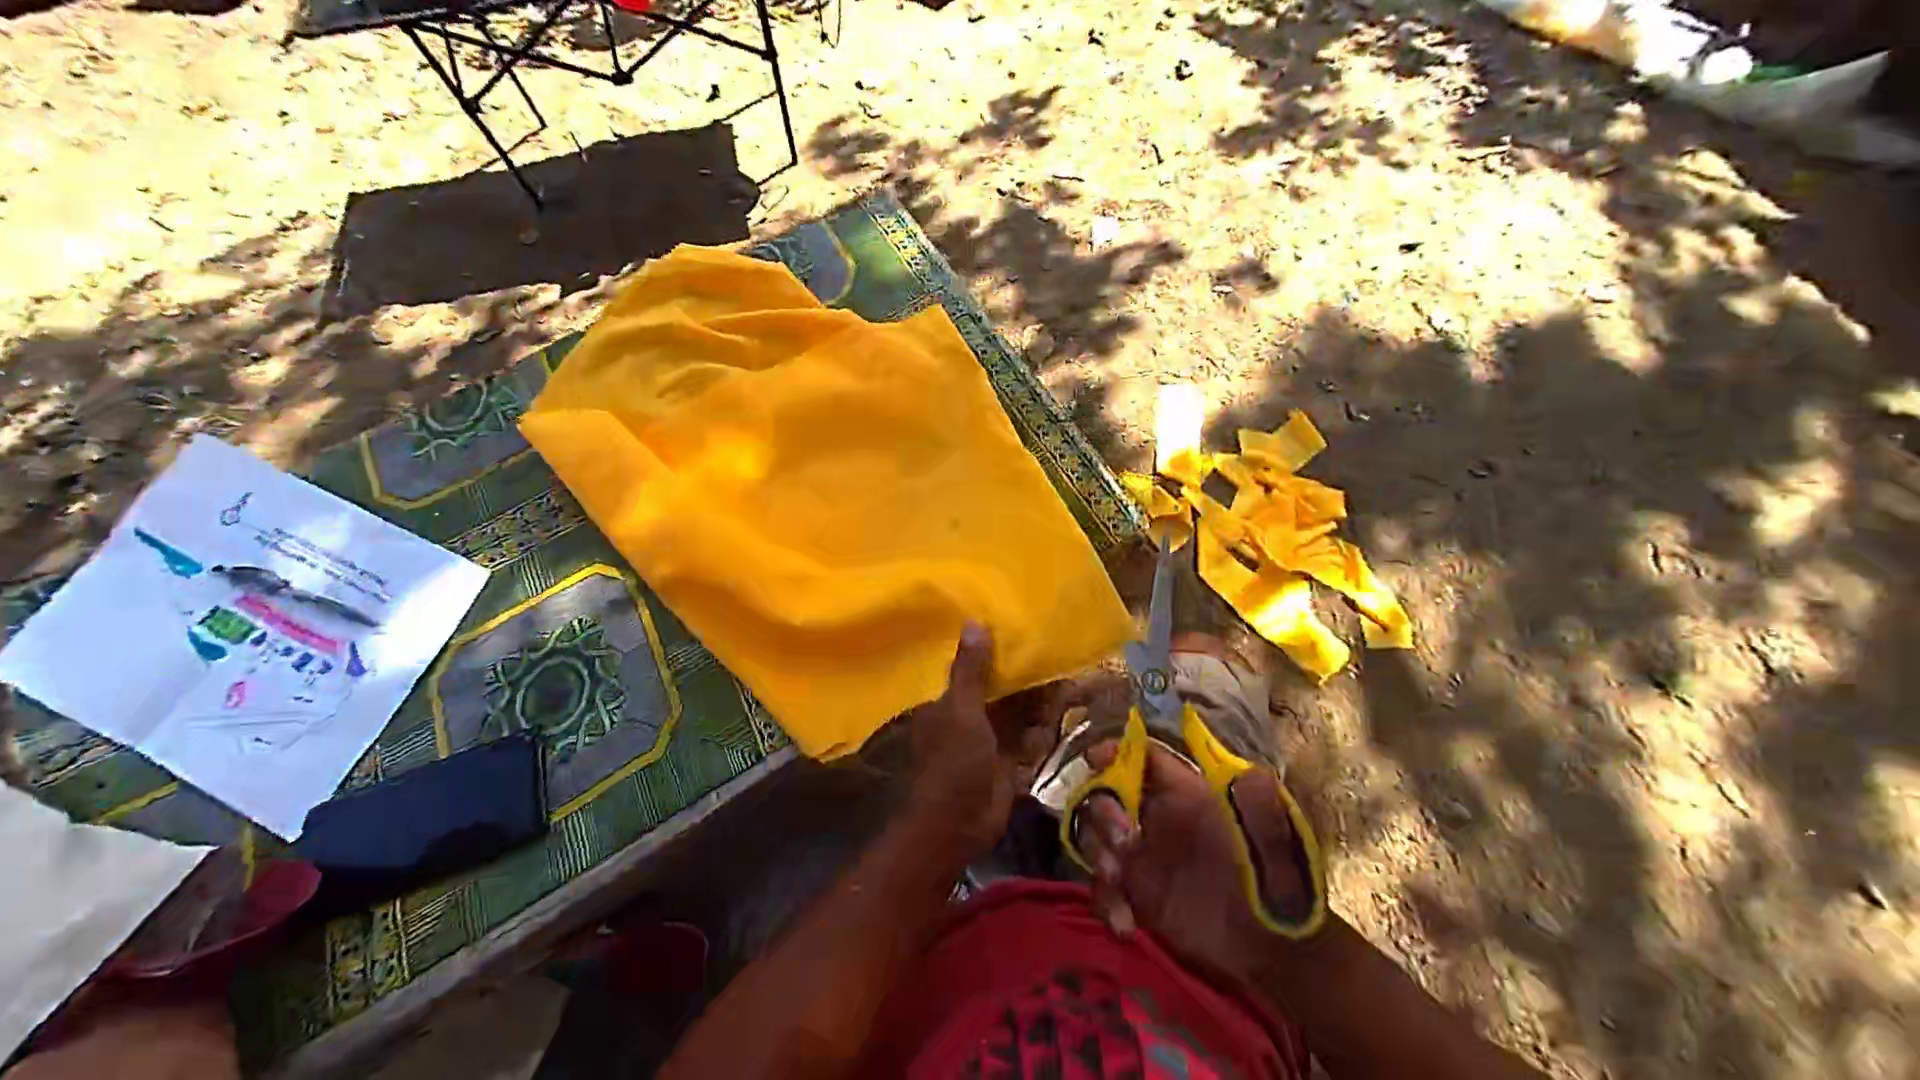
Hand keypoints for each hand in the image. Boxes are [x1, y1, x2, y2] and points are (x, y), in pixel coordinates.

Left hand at [904, 622, 1055, 859]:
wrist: (957, 825)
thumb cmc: (953, 761)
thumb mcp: (961, 710)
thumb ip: (970, 670)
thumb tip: (973, 621)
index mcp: (951, 702)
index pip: (976, 669)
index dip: (999, 654)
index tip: (1024, 634)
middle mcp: (971, 718)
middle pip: (1005, 693)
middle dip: (1031, 681)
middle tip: (1061, 659)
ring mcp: (991, 743)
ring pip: (1021, 716)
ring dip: (1043, 706)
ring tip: (1073, 683)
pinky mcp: (1009, 765)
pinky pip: (1030, 743)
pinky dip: (1044, 733)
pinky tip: (1066, 719)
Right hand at [1076, 740, 1312, 982]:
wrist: (1276, 953)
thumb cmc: (1279, 887)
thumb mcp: (1279, 846)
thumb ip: (1265, 812)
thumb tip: (1254, 775)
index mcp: (1186, 794)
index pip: (1144, 758)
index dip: (1117, 752)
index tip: (1096, 760)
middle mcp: (1157, 817)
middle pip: (1108, 793)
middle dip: (1103, 812)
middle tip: (1122, 842)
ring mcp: (1142, 855)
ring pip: (1095, 836)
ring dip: (1098, 854)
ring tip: (1119, 881)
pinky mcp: (1135, 893)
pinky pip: (1102, 887)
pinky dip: (1106, 902)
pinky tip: (1127, 923)